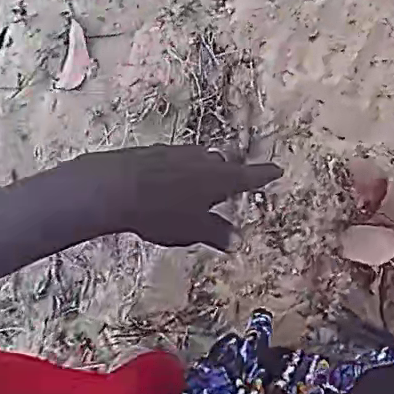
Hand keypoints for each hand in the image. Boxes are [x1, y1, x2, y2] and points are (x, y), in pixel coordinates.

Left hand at [53, 145, 282, 250]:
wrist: (116, 185)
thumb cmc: (161, 212)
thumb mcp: (192, 229)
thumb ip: (216, 233)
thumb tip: (238, 241)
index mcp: (220, 179)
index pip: (250, 176)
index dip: (264, 175)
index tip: (277, 170)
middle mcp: (204, 160)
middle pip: (224, 165)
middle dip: (230, 174)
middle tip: (232, 183)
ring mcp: (179, 152)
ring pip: (200, 160)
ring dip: (204, 170)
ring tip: (200, 185)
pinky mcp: (156, 152)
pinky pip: (177, 160)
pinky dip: (181, 170)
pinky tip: (169, 182)